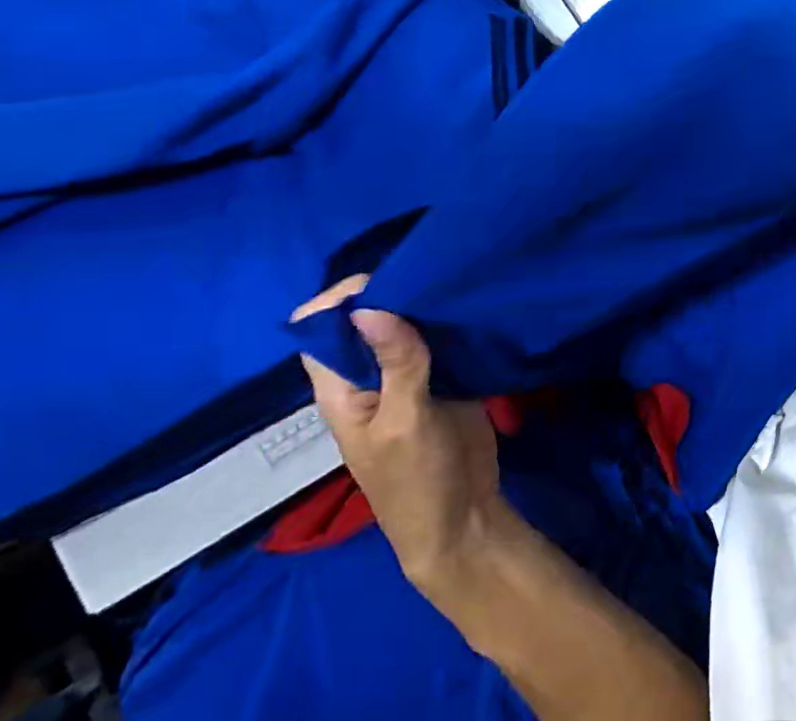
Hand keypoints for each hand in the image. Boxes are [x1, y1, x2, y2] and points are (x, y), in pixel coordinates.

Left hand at [292, 275, 515, 605]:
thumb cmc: (416, 479)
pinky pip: (446, 343)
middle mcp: (371, 374)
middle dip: (396, 293)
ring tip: (457, 286)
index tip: (388, 283)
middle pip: (369, 319)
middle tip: (434, 277)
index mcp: (341, 386)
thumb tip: (371, 307)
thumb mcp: (404, 423)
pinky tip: (476, 309)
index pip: (319, 327)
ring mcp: (412, 377)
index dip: (343, 299)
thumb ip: (396, 365)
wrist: (463, 518)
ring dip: (429, 306)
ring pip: (410, 327)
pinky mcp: (448, 381)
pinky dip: (456, 325)